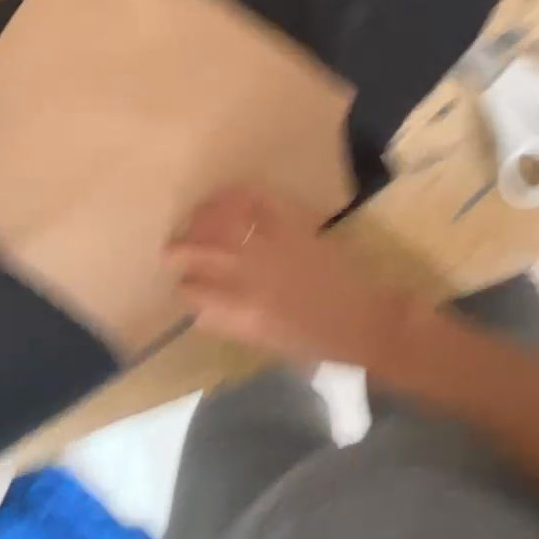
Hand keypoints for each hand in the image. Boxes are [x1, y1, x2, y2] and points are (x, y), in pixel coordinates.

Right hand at [165, 186, 420, 365]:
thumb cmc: (317, 343)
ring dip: (201, 219)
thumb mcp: (264, 341)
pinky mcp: (293, 225)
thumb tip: (203, 305)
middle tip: (171, 249)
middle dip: (177, 249)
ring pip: (219, 221)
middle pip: (196, 252)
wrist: (366, 322)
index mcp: (239, 311)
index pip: (192, 291)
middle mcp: (248, 276)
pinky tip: (227, 198)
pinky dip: (237, 196)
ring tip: (194, 219)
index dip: (183, 287)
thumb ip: (230, 319)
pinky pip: (256, 200)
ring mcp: (270, 246)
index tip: (183, 285)